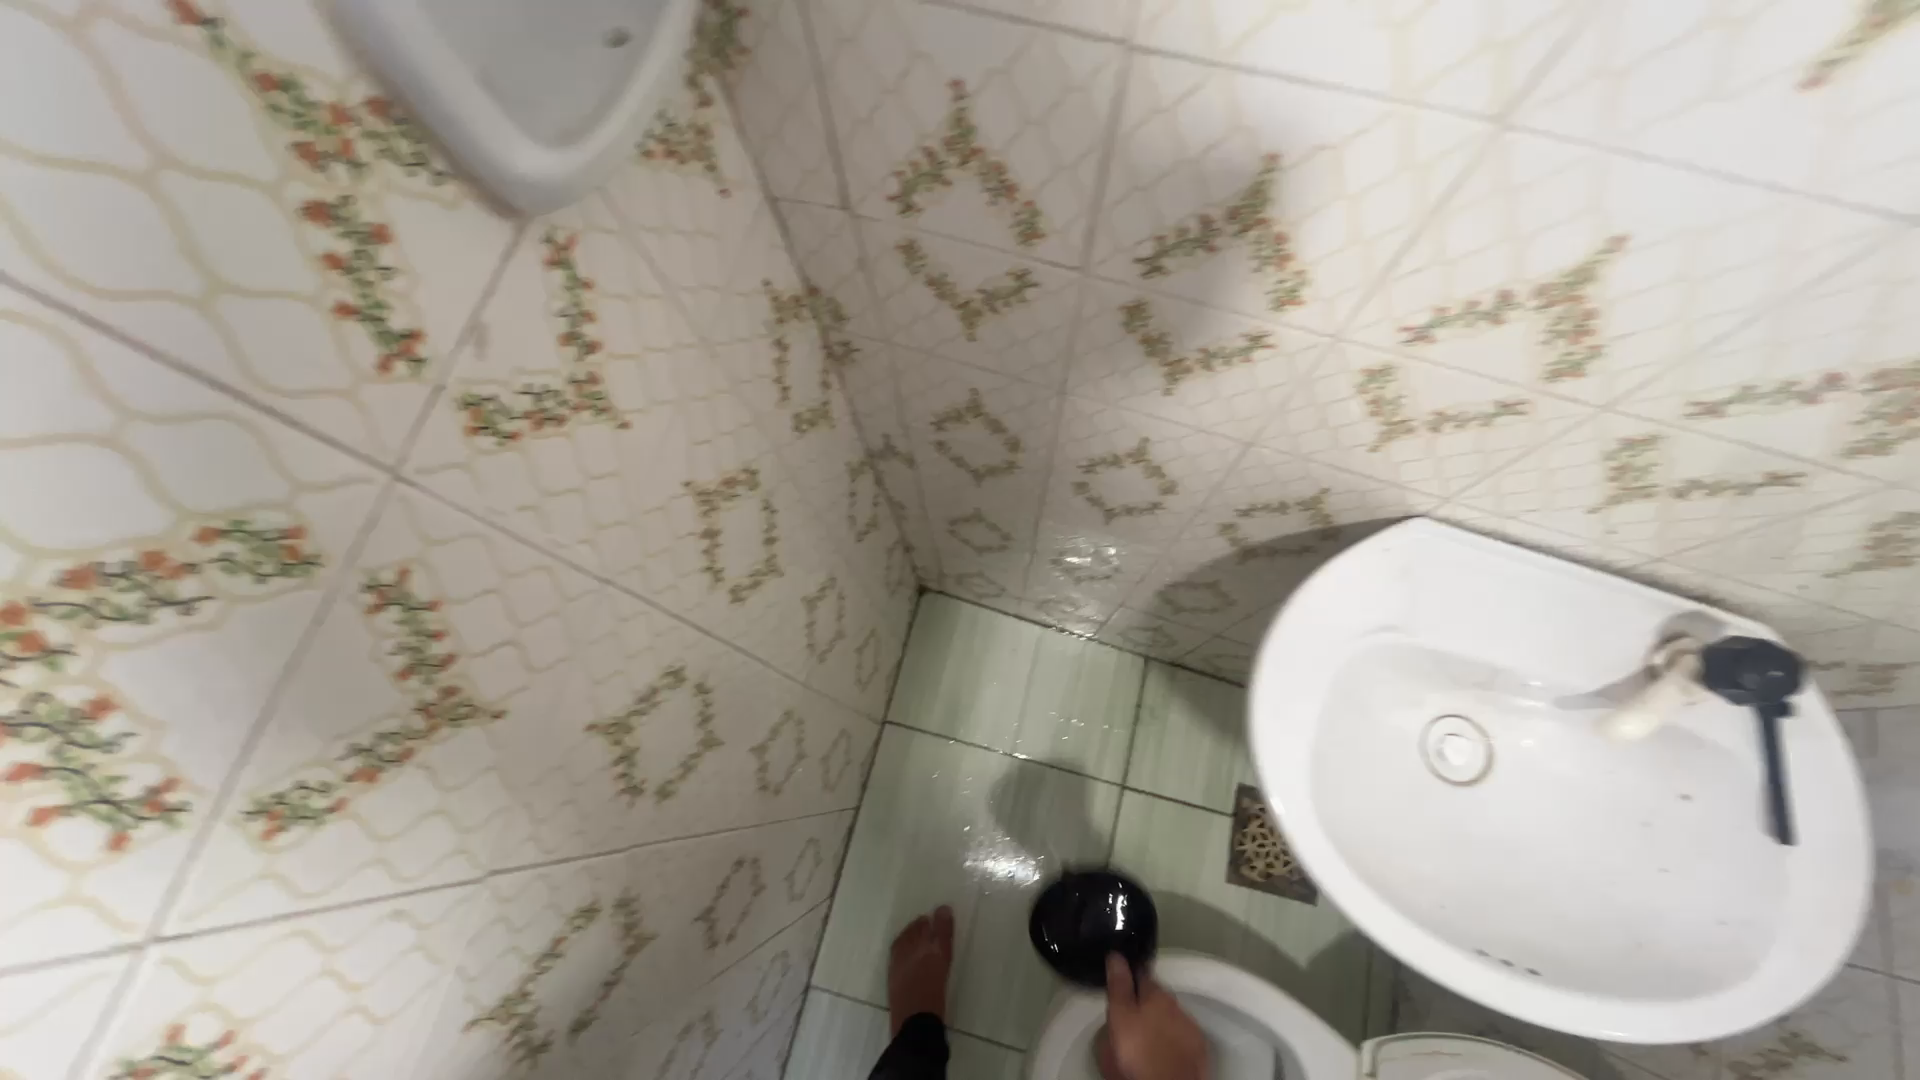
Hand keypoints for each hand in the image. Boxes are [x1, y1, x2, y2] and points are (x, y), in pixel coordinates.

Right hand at [1098, 953, 1208, 1079]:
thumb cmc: (1138, 1051)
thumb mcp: (1118, 1017)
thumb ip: (1117, 985)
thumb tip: (1115, 956)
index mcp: (1154, 992)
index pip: (1140, 972)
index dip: (1128, 978)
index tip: (1118, 985)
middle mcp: (1175, 1002)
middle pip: (1155, 995)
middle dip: (1144, 1002)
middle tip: (1129, 1018)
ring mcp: (1190, 1024)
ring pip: (1169, 1014)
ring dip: (1160, 1019)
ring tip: (1147, 1036)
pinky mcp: (1199, 1046)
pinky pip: (1181, 1033)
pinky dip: (1173, 1036)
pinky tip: (1165, 1049)